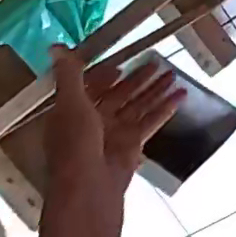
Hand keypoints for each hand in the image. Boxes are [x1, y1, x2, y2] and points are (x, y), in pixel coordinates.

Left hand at [44, 46, 185, 202]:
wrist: (89, 190)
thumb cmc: (74, 146)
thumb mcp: (70, 104)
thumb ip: (70, 75)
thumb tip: (55, 46)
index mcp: (73, 111)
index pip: (91, 86)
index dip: (105, 74)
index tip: (121, 63)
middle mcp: (93, 121)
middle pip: (119, 94)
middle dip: (138, 78)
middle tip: (158, 61)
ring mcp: (114, 133)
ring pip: (138, 105)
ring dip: (155, 89)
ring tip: (173, 74)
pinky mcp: (133, 145)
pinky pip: (151, 121)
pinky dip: (165, 108)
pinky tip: (180, 96)